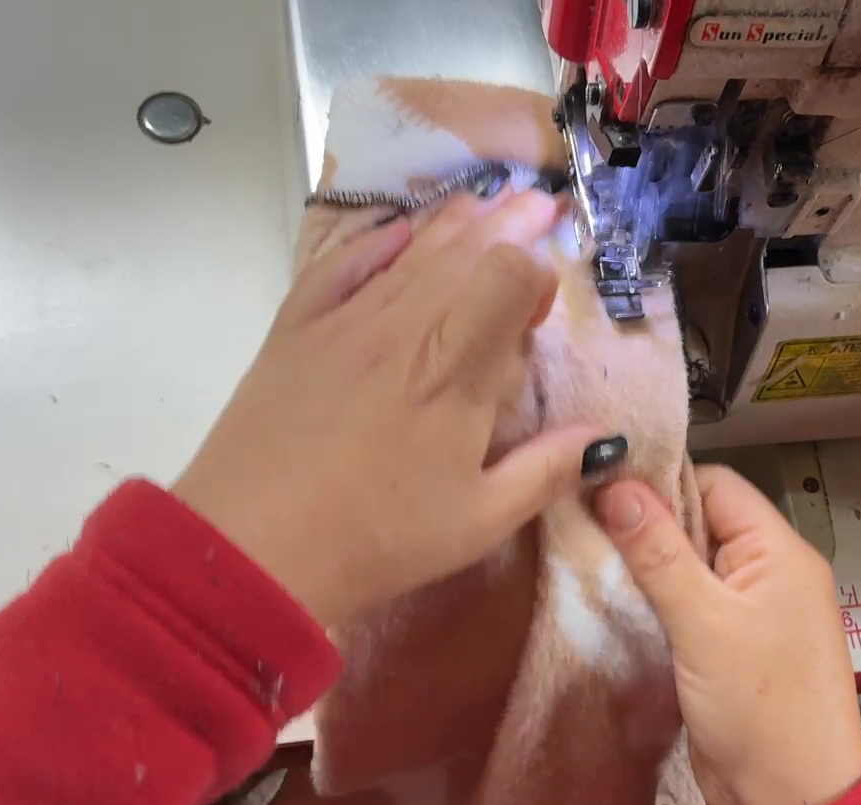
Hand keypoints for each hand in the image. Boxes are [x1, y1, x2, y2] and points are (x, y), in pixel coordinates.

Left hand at [175, 192, 605, 626]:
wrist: (256, 547)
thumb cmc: (380, 537)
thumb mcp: (480, 520)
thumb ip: (547, 471)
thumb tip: (604, 439)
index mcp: (457, 367)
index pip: (510, 276)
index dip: (536, 276)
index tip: (542, 309)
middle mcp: (405, 324)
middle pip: (465, 249)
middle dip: (508, 224)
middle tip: (536, 206)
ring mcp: (345, 319)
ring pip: (410, 248)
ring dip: (455, 222)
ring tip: (486, 201)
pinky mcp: (296, 327)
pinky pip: (341, 262)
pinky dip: (376, 240)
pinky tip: (396, 229)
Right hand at [595, 466, 860, 804]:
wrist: (790, 801)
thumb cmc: (757, 704)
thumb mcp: (703, 621)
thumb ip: (657, 551)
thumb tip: (614, 483)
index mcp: (779, 551)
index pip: (716, 486)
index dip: (662, 482)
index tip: (600, 488)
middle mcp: (768, 571)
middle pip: (701, 523)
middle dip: (647, 522)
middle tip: (582, 521)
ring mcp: (749, 610)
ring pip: (690, 565)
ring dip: (647, 563)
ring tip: (587, 554)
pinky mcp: (729, 645)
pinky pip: (690, 603)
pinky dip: (656, 598)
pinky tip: (615, 597)